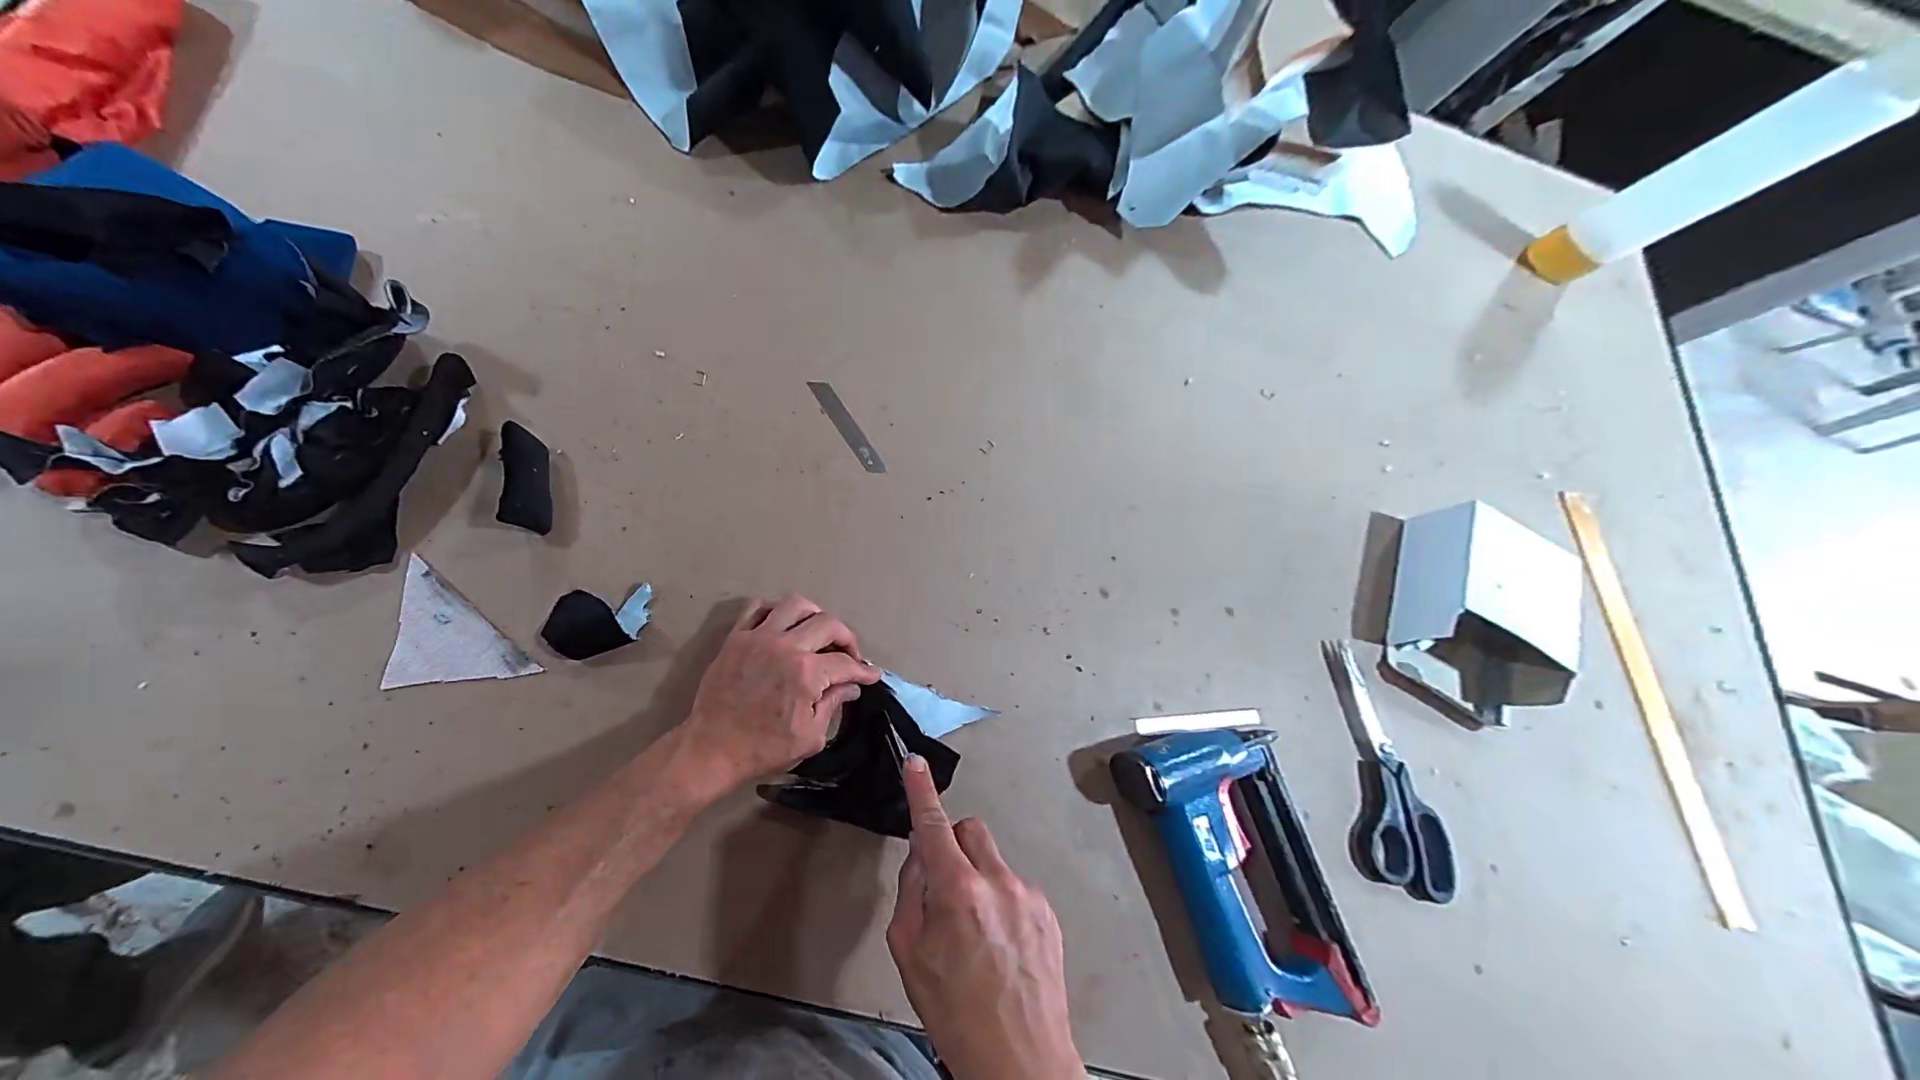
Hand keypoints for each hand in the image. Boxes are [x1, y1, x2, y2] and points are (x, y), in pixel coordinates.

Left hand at [675, 595, 880, 797]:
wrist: (713, 749)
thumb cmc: (764, 748)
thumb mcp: (810, 736)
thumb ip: (833, 704)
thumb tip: (851, 686)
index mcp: (806, 673)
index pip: (846, 663)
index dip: (863, 670)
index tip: (871, 674)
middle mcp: (786, 647)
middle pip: (828, 624)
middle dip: (847, 638)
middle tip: (849, 654)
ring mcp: (758, 638)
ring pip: (796, 605)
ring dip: (815, 615)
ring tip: (818, 632)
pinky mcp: (736, 638)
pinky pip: (758, 608)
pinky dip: (776, 610)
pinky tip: (783, 625)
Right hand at [887, 757, 1083, 1079]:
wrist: (1021, 1061)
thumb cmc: (958, 1015)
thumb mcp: (909, 955)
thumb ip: (911, 893)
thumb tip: (921, 858)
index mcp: (959, 892)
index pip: (935, 825)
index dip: (921, 792)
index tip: (916, 765)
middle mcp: (998, 884)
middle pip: (970, 830)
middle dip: (952, 845)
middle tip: (942, 884)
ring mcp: (1028, 896)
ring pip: (992, 859)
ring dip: (976, 876)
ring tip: (972, 931)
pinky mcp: (1047, 911)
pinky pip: (1014, 885)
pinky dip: (1000, 899)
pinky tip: (997, 944)